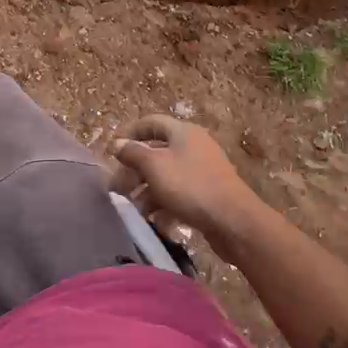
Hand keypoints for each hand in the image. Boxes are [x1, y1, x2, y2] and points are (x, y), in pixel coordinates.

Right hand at [110, 116, 262, 254]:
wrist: (236, 224)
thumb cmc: (191, 186)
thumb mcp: (154, 166)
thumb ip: (132, 153)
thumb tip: (117, 144)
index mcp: (182, 132)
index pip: (150, 123)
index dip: (129, 133)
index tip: (111, 150)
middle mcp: (193, 148)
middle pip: (155, 153)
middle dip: (134, 170)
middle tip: (117, 188)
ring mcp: (202, 173)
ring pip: (166, 177)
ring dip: (146, 192)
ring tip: (133, 209)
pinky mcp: (208, 196)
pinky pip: (179, 195)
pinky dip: (164, 205)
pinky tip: (154, 222)